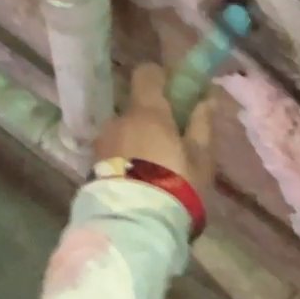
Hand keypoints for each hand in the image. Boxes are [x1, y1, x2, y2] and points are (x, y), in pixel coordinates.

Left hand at [94, 64, 218, 187]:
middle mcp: (119, 121)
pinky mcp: (92, 167)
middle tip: (172, 148)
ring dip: (138, 145)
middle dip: (153, 122)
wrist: (135, 225)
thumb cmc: (175, 185)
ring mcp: (102, 144)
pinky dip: (126, 162)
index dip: (162, 80)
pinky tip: (140, 185)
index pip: (147, 74)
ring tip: (155, 174)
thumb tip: (207, 98)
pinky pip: (114, 154)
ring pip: (125, 134)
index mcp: (147, 112)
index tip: (177, 96)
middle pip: (136, 110)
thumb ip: (202, 124)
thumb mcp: (200, 158)